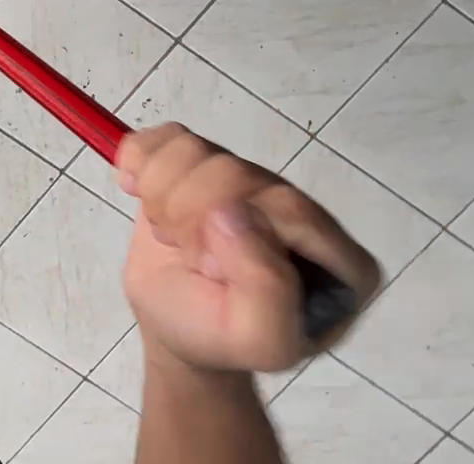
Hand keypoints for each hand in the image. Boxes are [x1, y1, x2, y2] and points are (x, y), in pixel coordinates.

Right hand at [116, 123, 380, 373]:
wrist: (171, 321)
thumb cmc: (216, 336)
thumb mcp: (258, 339)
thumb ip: (266, 287)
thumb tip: (230, 210)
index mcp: (336, 253)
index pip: (286, 206)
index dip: (233, 231)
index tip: (211, 268)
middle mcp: (295, 207)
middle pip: (232, 172)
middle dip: (188, 216)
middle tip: (190, 256)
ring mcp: (243, 178)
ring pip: (192, 148)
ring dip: (160, 195)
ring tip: (172, 234)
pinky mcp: (197, 161)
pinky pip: (164, 135)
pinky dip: (137, 163)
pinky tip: (140, 194)